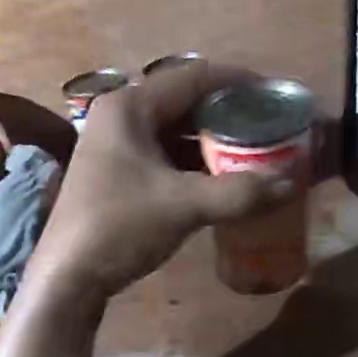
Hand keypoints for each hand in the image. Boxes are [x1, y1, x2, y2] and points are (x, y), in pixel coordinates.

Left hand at [28, 61, 294, 306]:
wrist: (66, 279)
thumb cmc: (118, 228)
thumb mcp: (183, 207)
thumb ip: (238, 192)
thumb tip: (290, 183)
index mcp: (129, 107)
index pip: (195, 77)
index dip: (240, 83)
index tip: (276, 97)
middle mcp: (118, 119)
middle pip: (184, 105)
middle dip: (228, 118)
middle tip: (267, 131)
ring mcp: (113, 151)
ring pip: (173, 136)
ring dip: (211, 147)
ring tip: (251, 158)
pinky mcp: (113, 180)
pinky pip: (162, 162)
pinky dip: (191, 169)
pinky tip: (218, 184)